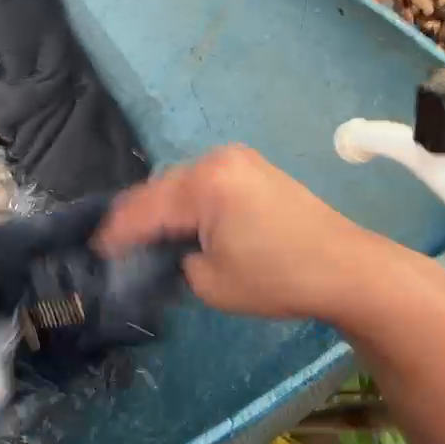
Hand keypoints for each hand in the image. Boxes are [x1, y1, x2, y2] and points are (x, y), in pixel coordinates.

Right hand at [94, 145, 420, 321]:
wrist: (349, 270)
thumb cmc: (277, 278)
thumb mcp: (208, 282)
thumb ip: (174, 261)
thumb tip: (167, 253)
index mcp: (204, 183)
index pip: (143, 209)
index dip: (116, 234)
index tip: (95, 253)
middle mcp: (217, 161)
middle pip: (158, 190)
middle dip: (136, 220)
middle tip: (115, 249)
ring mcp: (238, 162)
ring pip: (179, 186)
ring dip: (160, 212)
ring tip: (142, 241)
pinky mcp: (252, 171)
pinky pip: (202, 185)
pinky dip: (185, 206)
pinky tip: (178, 227)